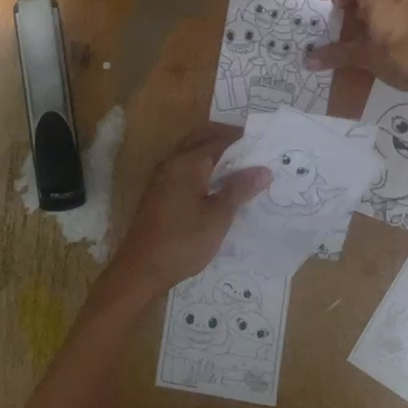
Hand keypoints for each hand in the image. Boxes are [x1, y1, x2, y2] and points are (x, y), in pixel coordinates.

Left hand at [99, 126, 269, 304]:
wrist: (141, 268)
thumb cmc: (183, 242)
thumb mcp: (218, 217)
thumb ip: (239, 189)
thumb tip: (263, 169)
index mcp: (187, 163)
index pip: (219, 140)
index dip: (243, 141)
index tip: (266, 147)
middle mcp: (171, 163)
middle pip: (200, 139)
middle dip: (225, 141)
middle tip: (252, 154)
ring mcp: (161, 178)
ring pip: (190, 154)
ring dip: (212, 155)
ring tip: (238, 170)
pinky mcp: (157, 194)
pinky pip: (183, 170)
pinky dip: (201, 170)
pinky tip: (215, 188)